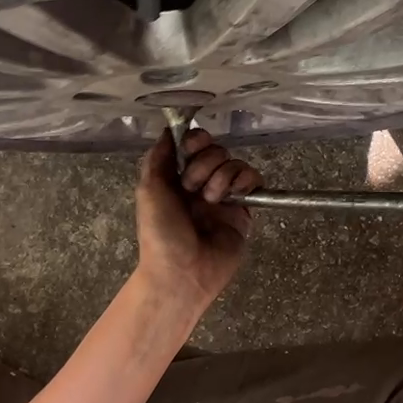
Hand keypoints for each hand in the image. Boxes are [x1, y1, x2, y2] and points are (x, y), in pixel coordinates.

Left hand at [134, 129, 262, 309]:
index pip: (194, 144)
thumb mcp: (149, 190)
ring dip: (221, 176)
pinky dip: (245, 180)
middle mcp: (201, 184)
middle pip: (216, 150)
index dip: (196, 141)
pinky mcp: (244, 211)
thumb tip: (170, 129)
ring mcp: (224, 197)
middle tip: (192, 189)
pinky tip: (232, 195)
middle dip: (205, 164)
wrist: (181, 273)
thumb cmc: (161, 232)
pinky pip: (253, 180)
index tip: (190, 150)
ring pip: (234, 163)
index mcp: (176, 178)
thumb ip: (159, 156)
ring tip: (210, 200)